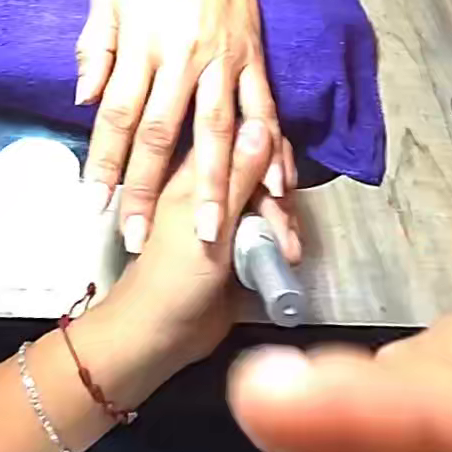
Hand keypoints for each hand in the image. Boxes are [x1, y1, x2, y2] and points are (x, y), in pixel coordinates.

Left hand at [76, 0, 294, 251]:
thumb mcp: (107, 2)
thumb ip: (93, 50)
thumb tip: (84, 100)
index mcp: (142, 46)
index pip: (118, 112)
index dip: (104, 158)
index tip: (93, 200)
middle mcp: (182, 60)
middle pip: (163, 132)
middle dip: (148, 187)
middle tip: (136, 234)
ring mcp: (222, 63)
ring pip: (216, 131)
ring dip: (211, 184)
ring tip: (207, 232)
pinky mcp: (253, 63)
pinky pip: (263, 110)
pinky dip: (269, 149)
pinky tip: (272, 187)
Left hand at [87, 121, 301, 377]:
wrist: (163, 331)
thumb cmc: (174, 271)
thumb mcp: (206, 220)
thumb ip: (234, 174)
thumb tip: (260, 121)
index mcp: (193, 167)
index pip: (240, 135)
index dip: (268, 151)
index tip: (281, 181)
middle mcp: (210, 182)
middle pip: (262, 166)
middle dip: (279, 197)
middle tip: (283, 233)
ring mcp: (226, 210)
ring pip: (271, 197)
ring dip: (284, 223)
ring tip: (286, 253)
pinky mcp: (240, 238)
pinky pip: (273, 225)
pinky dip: (284, 239)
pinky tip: (289, 259)